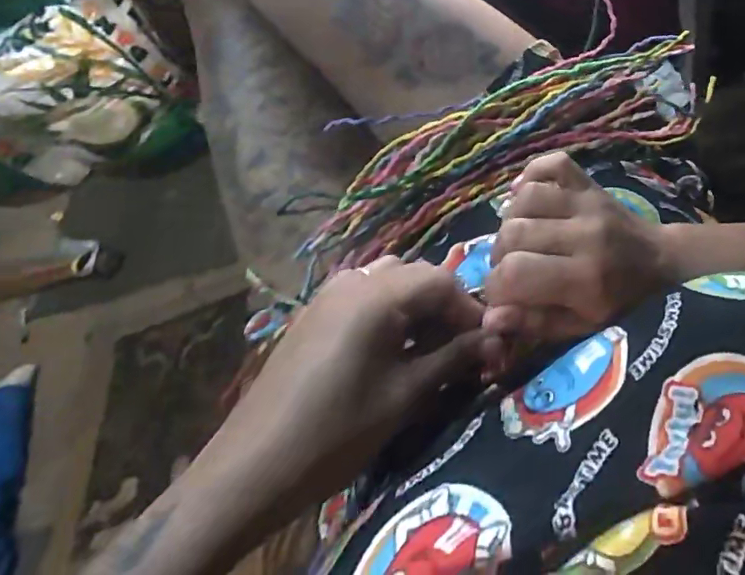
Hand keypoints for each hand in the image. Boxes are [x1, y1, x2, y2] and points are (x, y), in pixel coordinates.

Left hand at [218, 258, 483, 503]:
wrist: (250, 469)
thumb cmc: (336, 431)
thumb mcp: (404, 396)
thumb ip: (453, 359)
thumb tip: (495, 340)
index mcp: (378, 293)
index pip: (442, 281)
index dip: (470, 310)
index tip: (488, 345)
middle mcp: (355, 280)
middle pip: (416, 275)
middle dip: (445, 307)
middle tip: (461, 350)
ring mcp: (329, 294)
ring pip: (389, 281)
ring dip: (416, 306)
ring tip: (426, 349)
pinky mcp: (313, 313)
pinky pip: (363, 295)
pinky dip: (387, 311)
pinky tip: (389, 350)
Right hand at [483, 153, 672, 356]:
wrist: (659, 258)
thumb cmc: (619, 298)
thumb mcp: (582, 325)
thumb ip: (535, 323)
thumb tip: (489, 318)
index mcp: (584, 278)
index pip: (516, 272)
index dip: (495, 284)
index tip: (499, 292)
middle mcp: (584, 234)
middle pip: (514, 232)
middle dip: (499, 253)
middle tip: (508, 265)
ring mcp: (587, 202)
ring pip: (526, 198)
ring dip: (510, 218)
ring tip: (517, 236)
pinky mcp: (589, 183)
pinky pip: (552, 164)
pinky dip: (532, 174)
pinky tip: (525, 196)